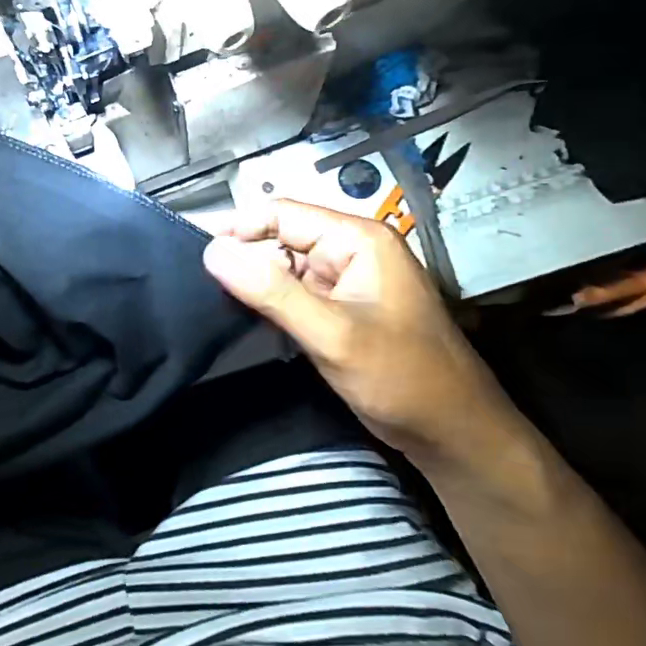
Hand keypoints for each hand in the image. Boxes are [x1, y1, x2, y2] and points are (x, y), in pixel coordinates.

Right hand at [202, 201, 542, 494]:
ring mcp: (348, 283)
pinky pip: (298, 297)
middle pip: (283, 240)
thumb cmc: (401, 377)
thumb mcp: (332, 334)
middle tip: (199, 287)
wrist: (452, 432)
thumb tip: (212, 252)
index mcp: (358, 239)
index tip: (194, 252)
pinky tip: (246, 321)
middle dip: (246, 259)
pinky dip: (274, 307)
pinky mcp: (343, 312)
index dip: (239, 228)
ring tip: (214, 303)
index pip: (284, 214)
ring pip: (287, 271)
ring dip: (257, 286)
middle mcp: (352, 252)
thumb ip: (272, 292)